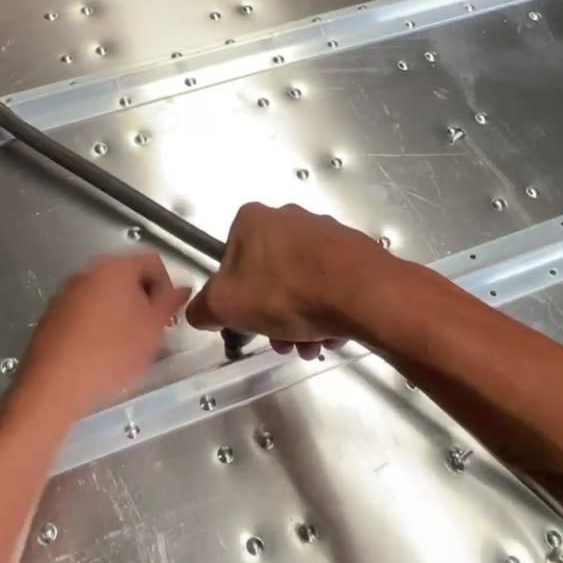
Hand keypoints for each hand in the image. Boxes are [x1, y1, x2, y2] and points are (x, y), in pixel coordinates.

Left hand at [16, 252, 189, 419]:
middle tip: (152, 331)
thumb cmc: (113, 351)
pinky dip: (98, 323)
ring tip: (126, 344)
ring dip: (121, 312)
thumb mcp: (152, 328)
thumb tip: (182, 288)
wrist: (55, 383)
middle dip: (144, 299)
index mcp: (115, 267)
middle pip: (127, 276)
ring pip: (105, 295)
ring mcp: (66, 292)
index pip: (152, 262)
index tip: (168, 315)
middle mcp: (88, 272)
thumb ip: (170, 302)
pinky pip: (84, 311)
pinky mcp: (52, 314)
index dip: (167, 286)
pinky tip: (100, 351)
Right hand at [186, 203, 394, 359]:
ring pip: (301, 283)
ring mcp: (325, 232)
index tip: (248, 322)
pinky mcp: (354, 251)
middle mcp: (289, 218)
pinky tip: (332, 333)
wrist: (363, 293)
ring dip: (300, 319)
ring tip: (311, 344)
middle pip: (268, 276)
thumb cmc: (287, 292)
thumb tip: (199, 312)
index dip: (236, 297)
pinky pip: (330, 284)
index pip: (230, 262)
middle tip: (282, 342)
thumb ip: (204, 309)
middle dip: (272, 315)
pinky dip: (327, 309)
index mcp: (252, 220)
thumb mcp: (227, 306)